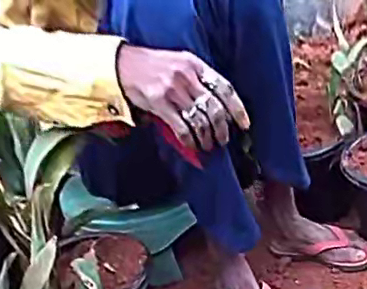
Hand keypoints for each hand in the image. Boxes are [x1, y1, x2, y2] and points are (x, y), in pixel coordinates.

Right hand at [115, 44, 250, 154]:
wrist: (123, 65)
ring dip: (207, 139)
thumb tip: (222, 113)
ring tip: (207, 145)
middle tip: (222, 141)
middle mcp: (186, 75)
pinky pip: (183, 129)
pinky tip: (193, 146)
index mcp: (195, 64)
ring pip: (201, 122)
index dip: (238, 109)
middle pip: (215, 110)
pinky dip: (191, 142)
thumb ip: (200, 83)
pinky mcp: (160, 103)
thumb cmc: (156, 69)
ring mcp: (173, 89)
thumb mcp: (181, 65)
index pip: (225, 88)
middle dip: (222, 130)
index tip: (244, 125)